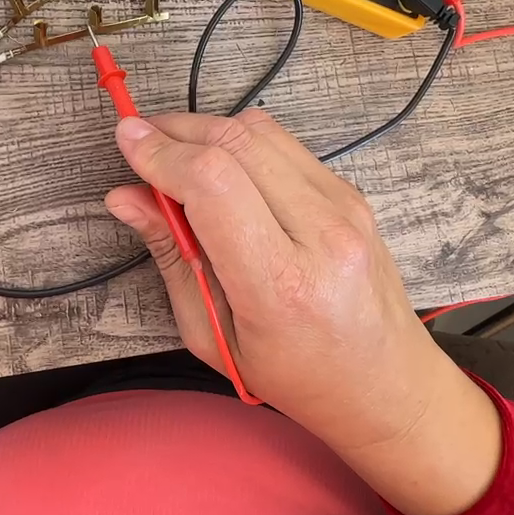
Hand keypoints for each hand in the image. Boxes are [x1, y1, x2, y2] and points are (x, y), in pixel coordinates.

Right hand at [107, 110, 502, 514]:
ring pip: (258, 129)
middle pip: (234, 142)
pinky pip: (281, 142)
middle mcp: (321, 233)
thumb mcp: (212, 334)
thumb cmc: (294, 375)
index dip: (162, 153)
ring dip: (205, 129)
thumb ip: (169, 256)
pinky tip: (219, 166)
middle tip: (140, 138)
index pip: (213, 184)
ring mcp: (344, 205)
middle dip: (176, 129)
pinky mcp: (351, 191)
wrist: (389, 386)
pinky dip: (238, 141)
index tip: (125, 139)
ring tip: (174, 151)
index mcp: (281, 284)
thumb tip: (124, 196)